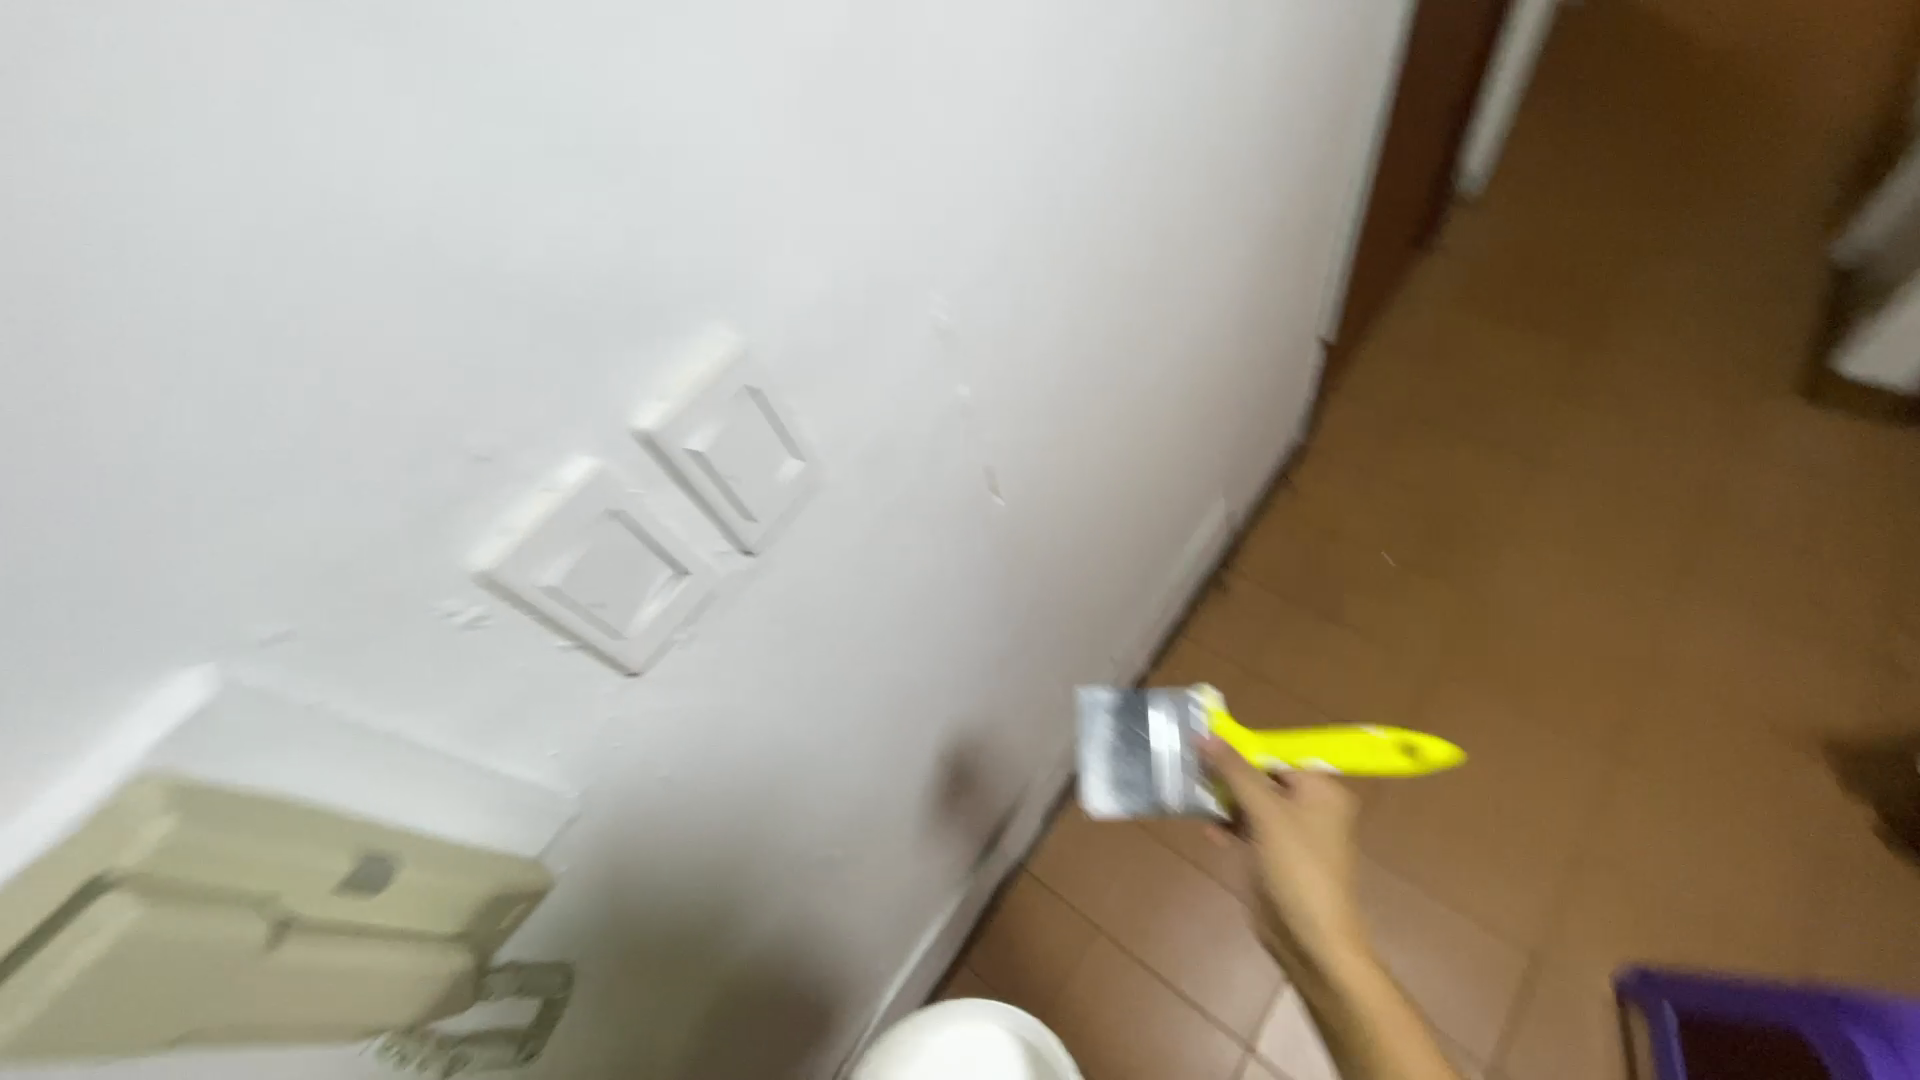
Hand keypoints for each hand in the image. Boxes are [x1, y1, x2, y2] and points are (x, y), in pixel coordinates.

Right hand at [1200, 736, 1368, 976]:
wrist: (1308, 938)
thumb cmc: (1296, 867)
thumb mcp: (1265, 811)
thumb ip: (1234, 771)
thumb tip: (1204, 734)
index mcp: (1320, 790)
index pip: (1275, 755)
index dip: (1240, 749)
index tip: (1204, 742)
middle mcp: (1307, 807)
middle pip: (1259, 778)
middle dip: (1226, 774)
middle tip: (1190, 764)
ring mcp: (1288, 834)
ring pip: (1248, 804)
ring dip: (1221, 800)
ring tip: (1191, 792)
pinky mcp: (1270, 856)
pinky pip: (1244, 829)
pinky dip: (1225, 826)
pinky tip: (1206, 829)